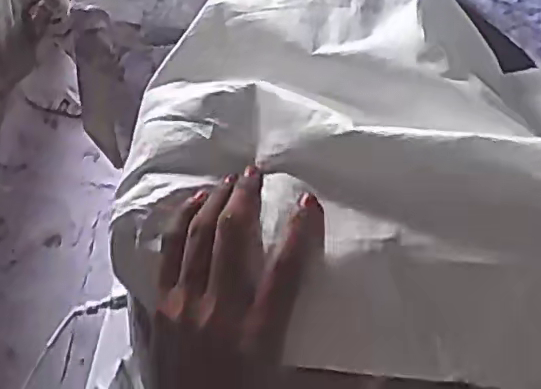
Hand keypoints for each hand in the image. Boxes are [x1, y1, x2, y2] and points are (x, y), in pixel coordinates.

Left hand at [152, 166, 323, 388]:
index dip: (301, 233)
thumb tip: (380, 372)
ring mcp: (184, 306)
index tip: (309, 202)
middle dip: (246, 198)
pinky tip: (192, 201)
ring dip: (214, 200)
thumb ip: (332, 378)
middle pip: (232, 237)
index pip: (286, 273)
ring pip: (197, 234)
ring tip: (229, 180)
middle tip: (257, 172)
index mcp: (257, 337)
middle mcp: (218, 313)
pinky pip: (168, 250)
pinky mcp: (160, 306)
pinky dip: (180, 219)